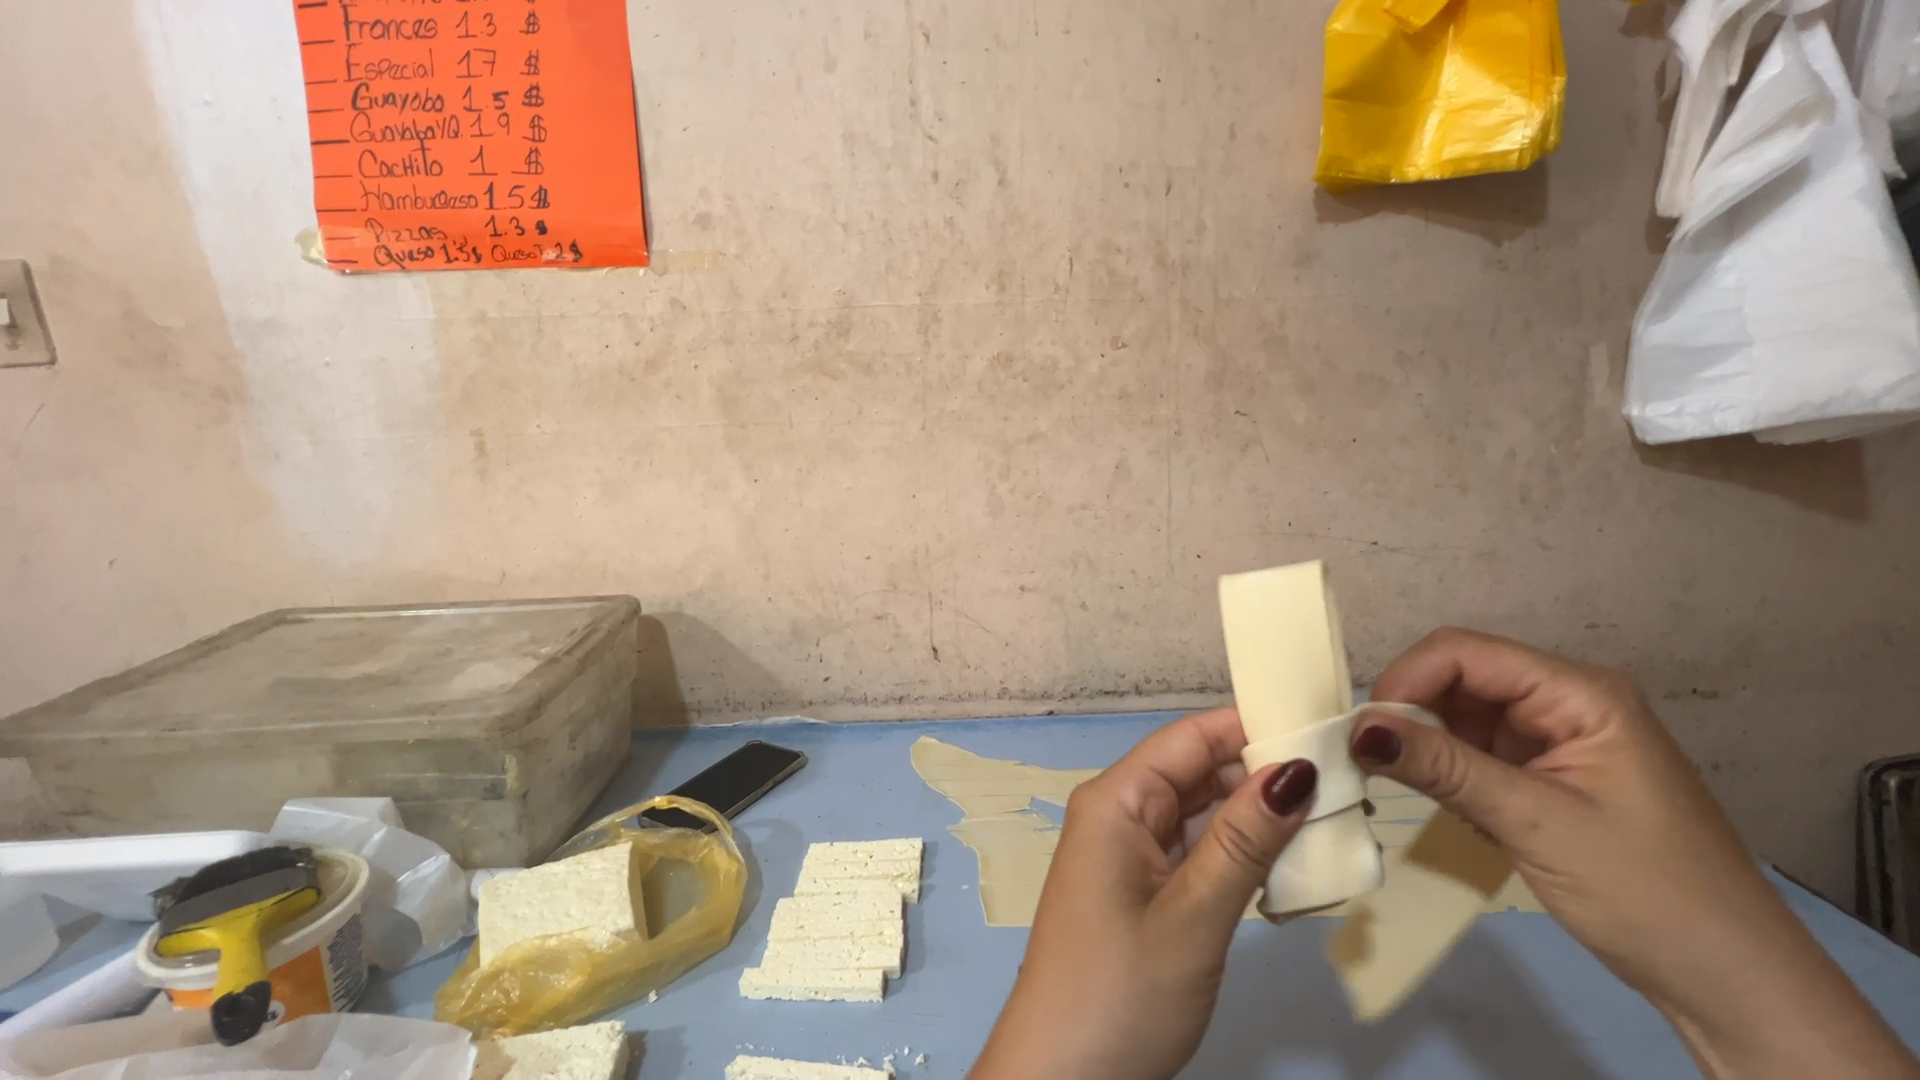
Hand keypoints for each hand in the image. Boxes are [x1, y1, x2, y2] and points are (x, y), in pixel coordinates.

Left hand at [969, 707, 1317, 1079]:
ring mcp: (1131, 853)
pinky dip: (1242, 853)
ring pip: (1204, 812)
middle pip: (1199, 771)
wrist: (1063, 1079)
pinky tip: (1294, 864)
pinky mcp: (1145, 890)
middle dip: (1265, 773)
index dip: (1251, 726)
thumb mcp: (1194, 913)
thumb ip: (1245, 839)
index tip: (1324, 726)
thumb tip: (1297, 766)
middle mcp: (1120, 813)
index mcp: (1116, 800)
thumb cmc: (1122, 990)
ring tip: (1337, 818)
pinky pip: (1198, 851)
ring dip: (1260, 816)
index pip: (1190, 737)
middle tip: (1349, 783)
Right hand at [1352, 627, 1918, 1078]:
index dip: (1406, 679)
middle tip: (1370, 760)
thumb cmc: (1644, 891)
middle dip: (1409, 711)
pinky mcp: (1543, 771)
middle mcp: (1564, 700)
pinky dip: (1445, 768)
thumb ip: (1443, 768)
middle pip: (1458, 677)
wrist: (1724, 978)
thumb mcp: (1533, 822)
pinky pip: (1473, 748)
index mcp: (1580, 693)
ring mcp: (1554, 736)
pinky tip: (1442, 799)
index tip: (1365, 732)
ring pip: (1459, 713)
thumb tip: (1358, 729)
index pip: (1465, 653)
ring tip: (1403, 782)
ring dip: (1424, 742)